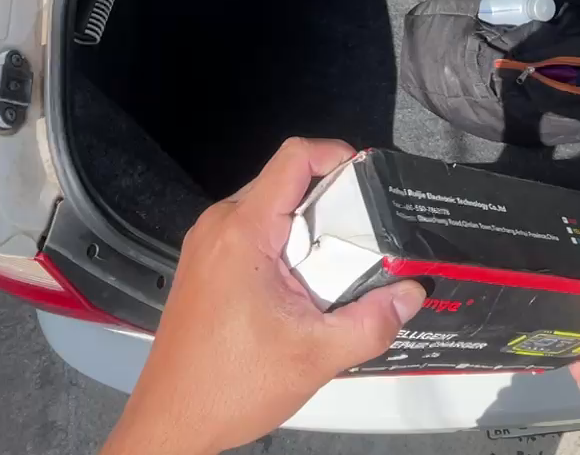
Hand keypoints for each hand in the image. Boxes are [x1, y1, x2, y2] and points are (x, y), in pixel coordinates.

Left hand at [101, 138, 425, 454]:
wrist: (168, 426)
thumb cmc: (231, 386)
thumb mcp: (314, 357)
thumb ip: (370, 323)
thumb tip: (411, 292)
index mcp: (243, 230)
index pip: (294, 158)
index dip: (335, 153)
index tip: (368, 176)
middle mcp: (220, 223)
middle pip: (285, 180)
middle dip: (329, 198)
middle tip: (365, 231)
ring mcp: (208, 240)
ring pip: (270, 204)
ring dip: (307, 222)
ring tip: (339, 259)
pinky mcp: (205, 260)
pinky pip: (253, 227)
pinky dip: (285, 239)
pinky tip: (304, 280)